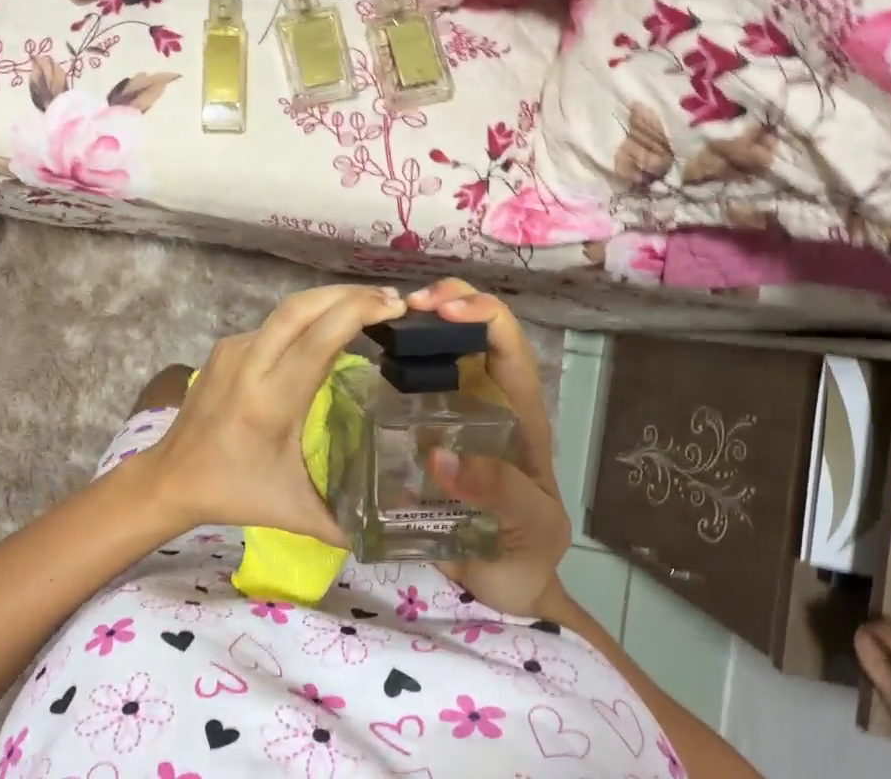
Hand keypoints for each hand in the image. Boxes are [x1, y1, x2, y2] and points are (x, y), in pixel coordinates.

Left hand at [135, 284, 409, 544]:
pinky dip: (308, 317)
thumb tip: (390, 531)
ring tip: (369, 308)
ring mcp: (233, 351)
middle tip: (392, 300)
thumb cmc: (234, 493)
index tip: (396, 308)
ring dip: (329, 301)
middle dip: (350, 295)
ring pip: (287, 309)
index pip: (318, 339)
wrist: (170, 478)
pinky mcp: (225, 349)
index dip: (359, 313)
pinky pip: (273, 324)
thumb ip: (344, 522)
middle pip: (302, 307)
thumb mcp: (293, 511)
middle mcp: (249, 364)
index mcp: (269, 401)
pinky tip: (329, 328)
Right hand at [406, 280, 573, 617]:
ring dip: (411, 329)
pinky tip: (360, 365)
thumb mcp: (530, 526)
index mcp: (520, 414)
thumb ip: (500, 492)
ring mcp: (449, 418)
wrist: (504, 587)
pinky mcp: (418, 438)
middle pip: (471, 334)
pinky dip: (384, 368)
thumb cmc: (528, 552)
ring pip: (434, 355)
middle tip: (402, 306)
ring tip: (375, 322)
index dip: (482, 314)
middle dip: (443, 303)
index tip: (443, 309)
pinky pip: (402, 393)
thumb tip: (441, 455)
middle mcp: (484, 404)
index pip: (508, 346)